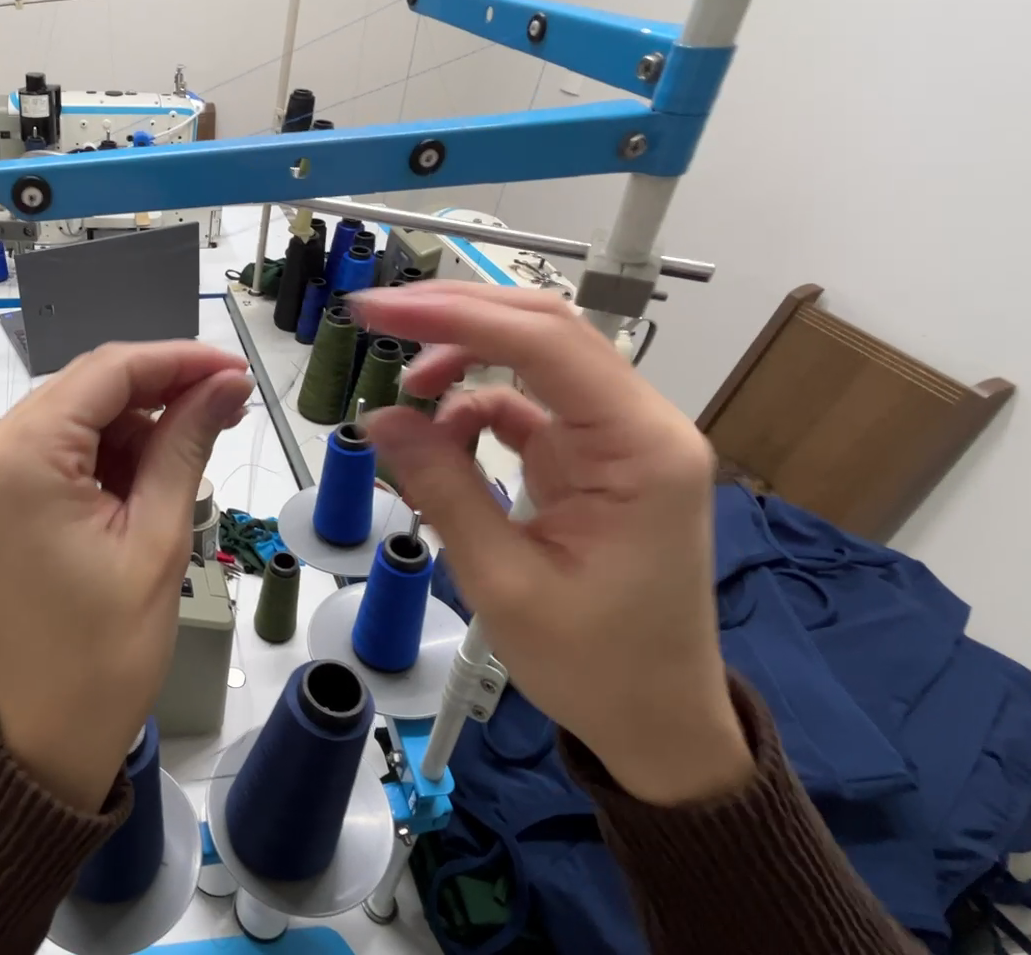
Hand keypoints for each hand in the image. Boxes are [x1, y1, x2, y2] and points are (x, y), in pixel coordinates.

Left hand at [0, 342, 254, 810]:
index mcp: (19, 457)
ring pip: (72, 418)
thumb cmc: (105, 652)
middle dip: (159, 393)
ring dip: (134, 427)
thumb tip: (226, 384)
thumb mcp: (158, 539)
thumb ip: (187, 443)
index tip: (234, 370)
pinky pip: (54, 452)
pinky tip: (148, 479)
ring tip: (191, 456)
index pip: (107, 372)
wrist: (44, 736)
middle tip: (226, 409)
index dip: (178, 360)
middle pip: (86, 390)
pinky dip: (104, 456)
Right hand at [351, 284, 751, 804]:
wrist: (656, 720)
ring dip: (464, 360)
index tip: (375, 311)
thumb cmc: (594, 665)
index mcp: (639, 449)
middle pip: (545, 332)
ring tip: (405, 392)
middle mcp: (639, 426)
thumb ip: (442, 488)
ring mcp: (618, 440)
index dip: (453, 316)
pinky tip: (439, 439)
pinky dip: (474, 409)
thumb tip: (379, 419)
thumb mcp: (502, 581)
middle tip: (377, 319)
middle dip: (456, 318)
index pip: (544, 344)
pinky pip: (528, 408)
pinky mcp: (594, 459)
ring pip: (535, 361)